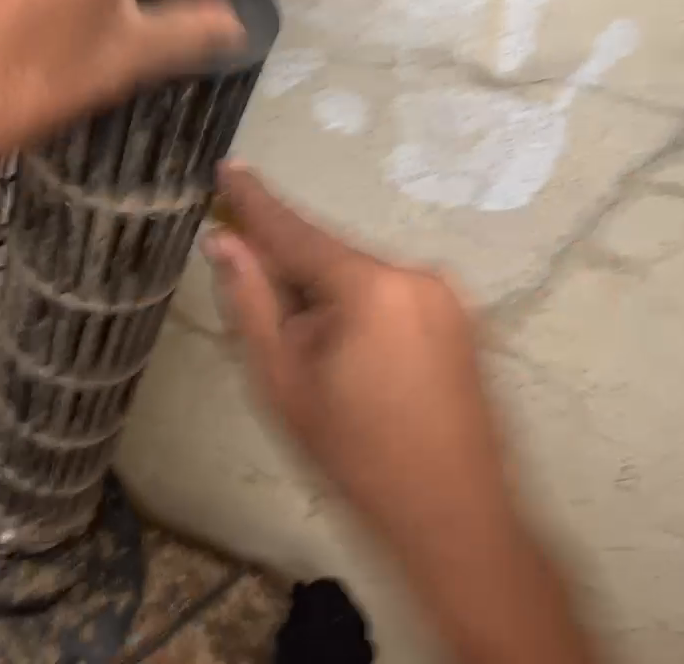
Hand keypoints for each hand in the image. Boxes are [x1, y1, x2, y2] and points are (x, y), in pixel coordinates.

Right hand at [204, 163, 514, 542]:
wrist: (456, 519)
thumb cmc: (353, 451)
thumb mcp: (281, 377)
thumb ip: (250, 298)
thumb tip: (223, 240)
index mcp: (369, 285)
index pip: (294, 230)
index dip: (253, 200)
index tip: (227, 165)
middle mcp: (415, 275)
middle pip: (327, 255)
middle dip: (289, 273)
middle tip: (268, 321)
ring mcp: (446, 296)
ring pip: (356, 277)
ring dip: (323, 296)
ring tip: (312, 357)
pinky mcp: (461, 319)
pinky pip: (388, 295)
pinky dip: (355, 308)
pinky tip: (348, 358)